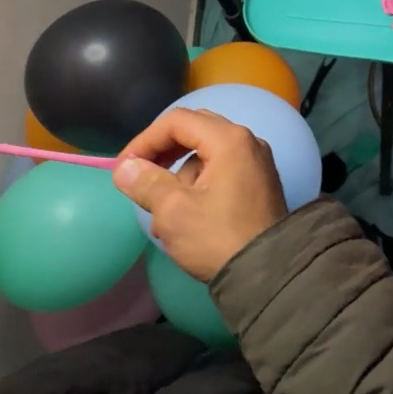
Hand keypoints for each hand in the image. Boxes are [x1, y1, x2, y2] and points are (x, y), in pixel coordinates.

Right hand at [112, 108, 287, 281]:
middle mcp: (248, 141)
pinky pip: (222, 170)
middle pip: (196, 130)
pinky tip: (186, 218)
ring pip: (207, 154)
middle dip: (164, 153)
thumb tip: (125, 167)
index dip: (145, 140)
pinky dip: (199, 185)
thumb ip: (147, 183)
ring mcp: (257, 161)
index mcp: (229, 140)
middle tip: (140, 176)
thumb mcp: (174, 212)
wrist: (268, 272)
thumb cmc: (218, 238)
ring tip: (163, 214)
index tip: (124, 167)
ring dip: (180, 176)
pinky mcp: (259, 182)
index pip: (178, 121)